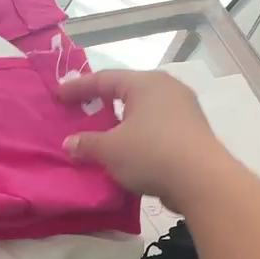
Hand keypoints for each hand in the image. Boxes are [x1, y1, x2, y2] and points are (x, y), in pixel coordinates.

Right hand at [59, 69, 240, 210]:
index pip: (104, 79)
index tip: (58, 95)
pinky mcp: (191, 130)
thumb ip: (86, 143)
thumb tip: (70, 142)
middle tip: (81, 109)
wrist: (201, 180)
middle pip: (127, 90)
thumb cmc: (150, 153)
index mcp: (146, 83)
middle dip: (102, 100)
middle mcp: (167, 88)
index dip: (79, 87)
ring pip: (143, 108)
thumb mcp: (109, 149)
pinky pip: (155, 124)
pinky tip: (127, 147)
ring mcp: (183, 108)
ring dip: (121, 119)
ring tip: (102, 131)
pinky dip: (137, 131)